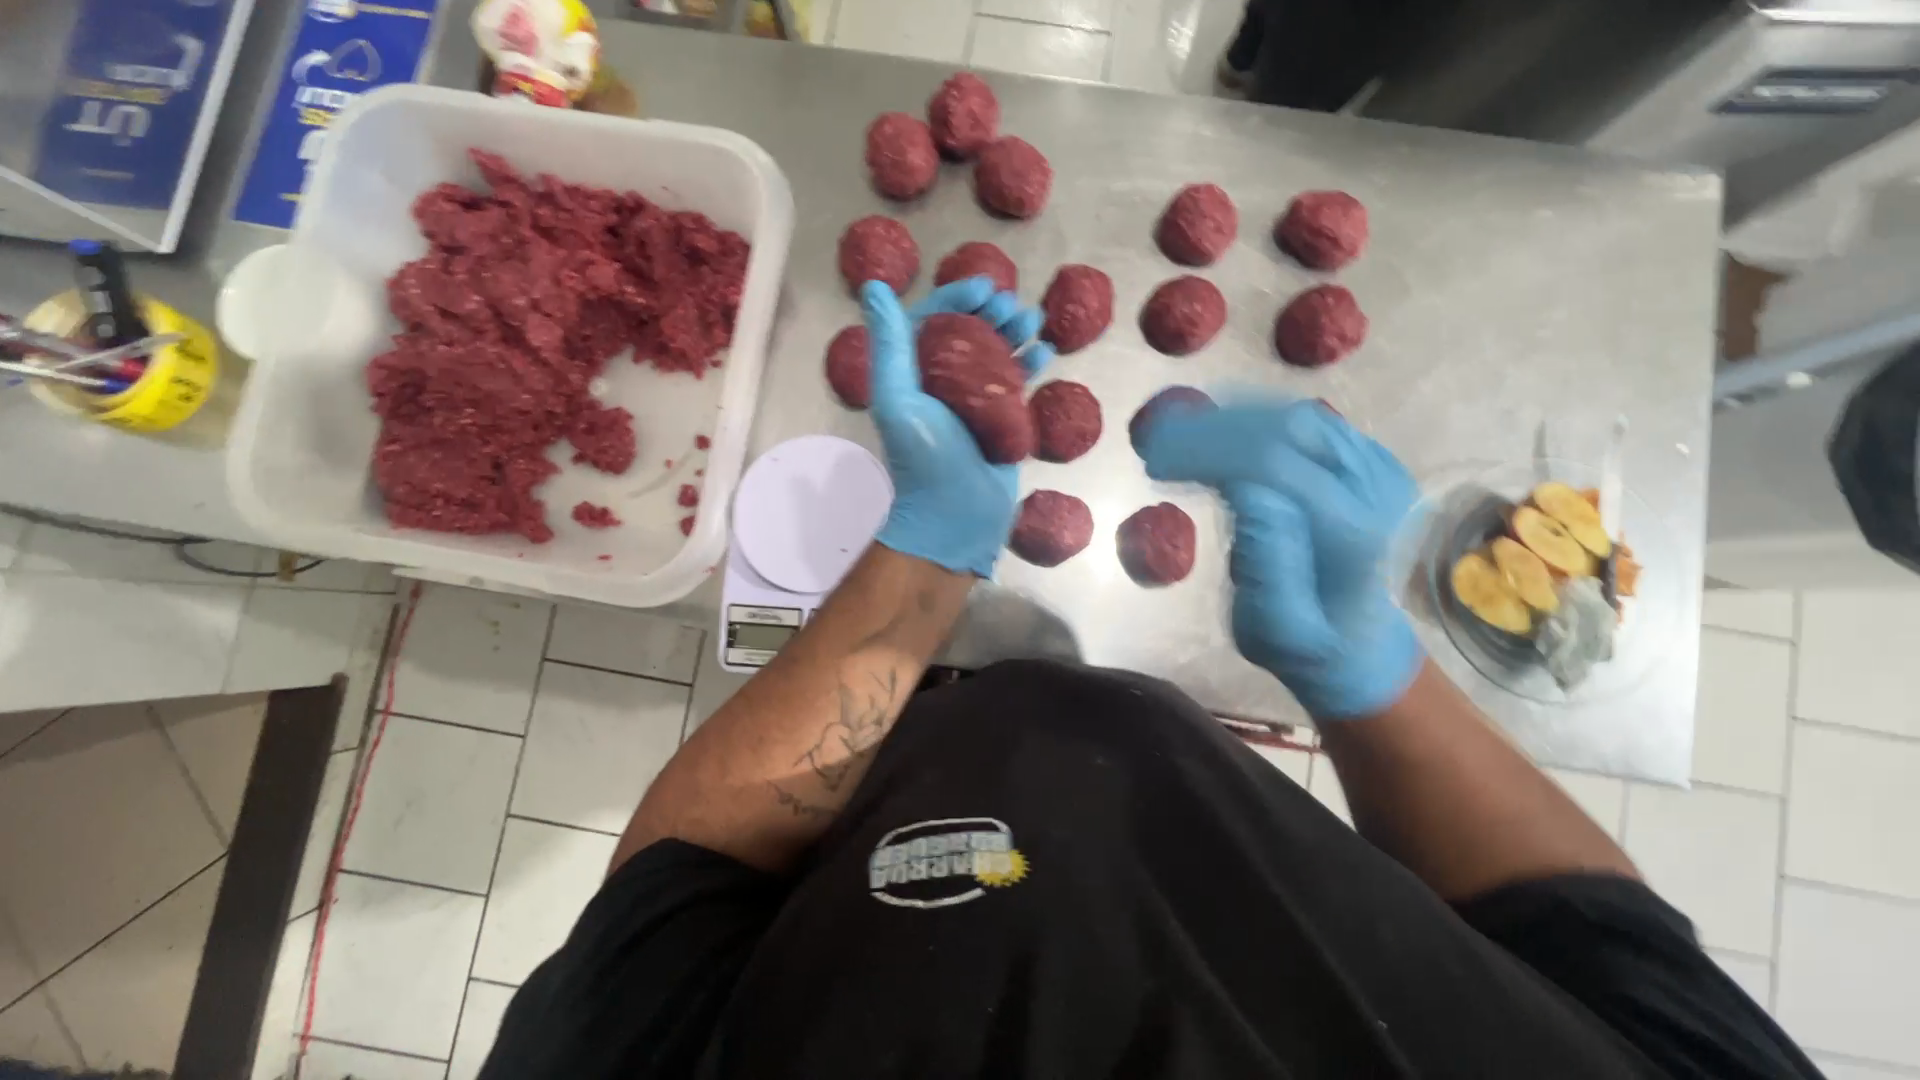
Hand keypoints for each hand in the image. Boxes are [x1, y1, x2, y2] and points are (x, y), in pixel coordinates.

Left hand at [862, 277, 1053, 576]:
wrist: (956, 516)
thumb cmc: (925, 458)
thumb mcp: (900, 398)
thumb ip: (890, 344)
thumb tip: (873, 287)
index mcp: (913, 374)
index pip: (933, 322)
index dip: (956, 300)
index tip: (984, 287)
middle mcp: (942, 384)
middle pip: (969, 334)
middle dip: (991, 313)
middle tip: (1013, 306)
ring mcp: (974, 403)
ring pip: (996, 355)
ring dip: (1014, 333)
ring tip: (1033, 321)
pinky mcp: (1001, 422)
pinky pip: (1017, 384)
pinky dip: (1031, 364)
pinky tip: (1045, 352)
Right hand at [1141, 399, 1421, 718]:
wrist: (1375, 659)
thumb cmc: (1315, 653)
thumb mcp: (1276, 631)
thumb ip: (1263, 565)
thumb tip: (1243, 489)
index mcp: (1352, 534)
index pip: (1272, 462)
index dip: (1207, 451)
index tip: (1156, 463)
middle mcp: (1378, 492)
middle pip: (1292, 428)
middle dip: (1218, 428)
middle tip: (1163, 442)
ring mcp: (1386, 477)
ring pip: (1307, 420)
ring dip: (1241, 420)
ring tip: (1188, 436)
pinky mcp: (1379, 472)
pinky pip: (1321, 428)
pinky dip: (1269, 424)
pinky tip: (1231, 437)